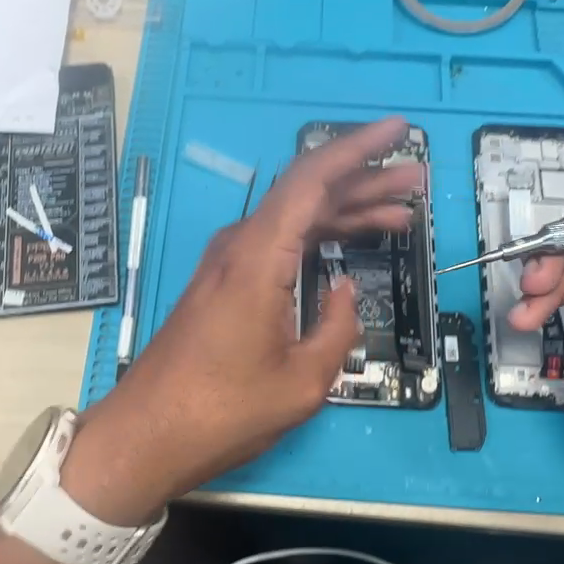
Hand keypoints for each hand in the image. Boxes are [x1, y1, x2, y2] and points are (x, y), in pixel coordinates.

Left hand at [62, 118, 423, 522]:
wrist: (147, 434)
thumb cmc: (222, 411)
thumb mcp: (301, 381)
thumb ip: (336, 328)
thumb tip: (345, 291)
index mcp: (257, 257)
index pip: (310, 180)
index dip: (356, 149)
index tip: (396, 129)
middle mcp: (239, 246)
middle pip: (306, 194)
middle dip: (364, 181)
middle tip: (416, 181)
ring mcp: (227, 263)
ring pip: (293, 218)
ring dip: (344, 211)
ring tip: (400, 211)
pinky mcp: (223, 283)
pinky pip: (278, 242)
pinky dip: (316, 237)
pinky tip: (348, 245)